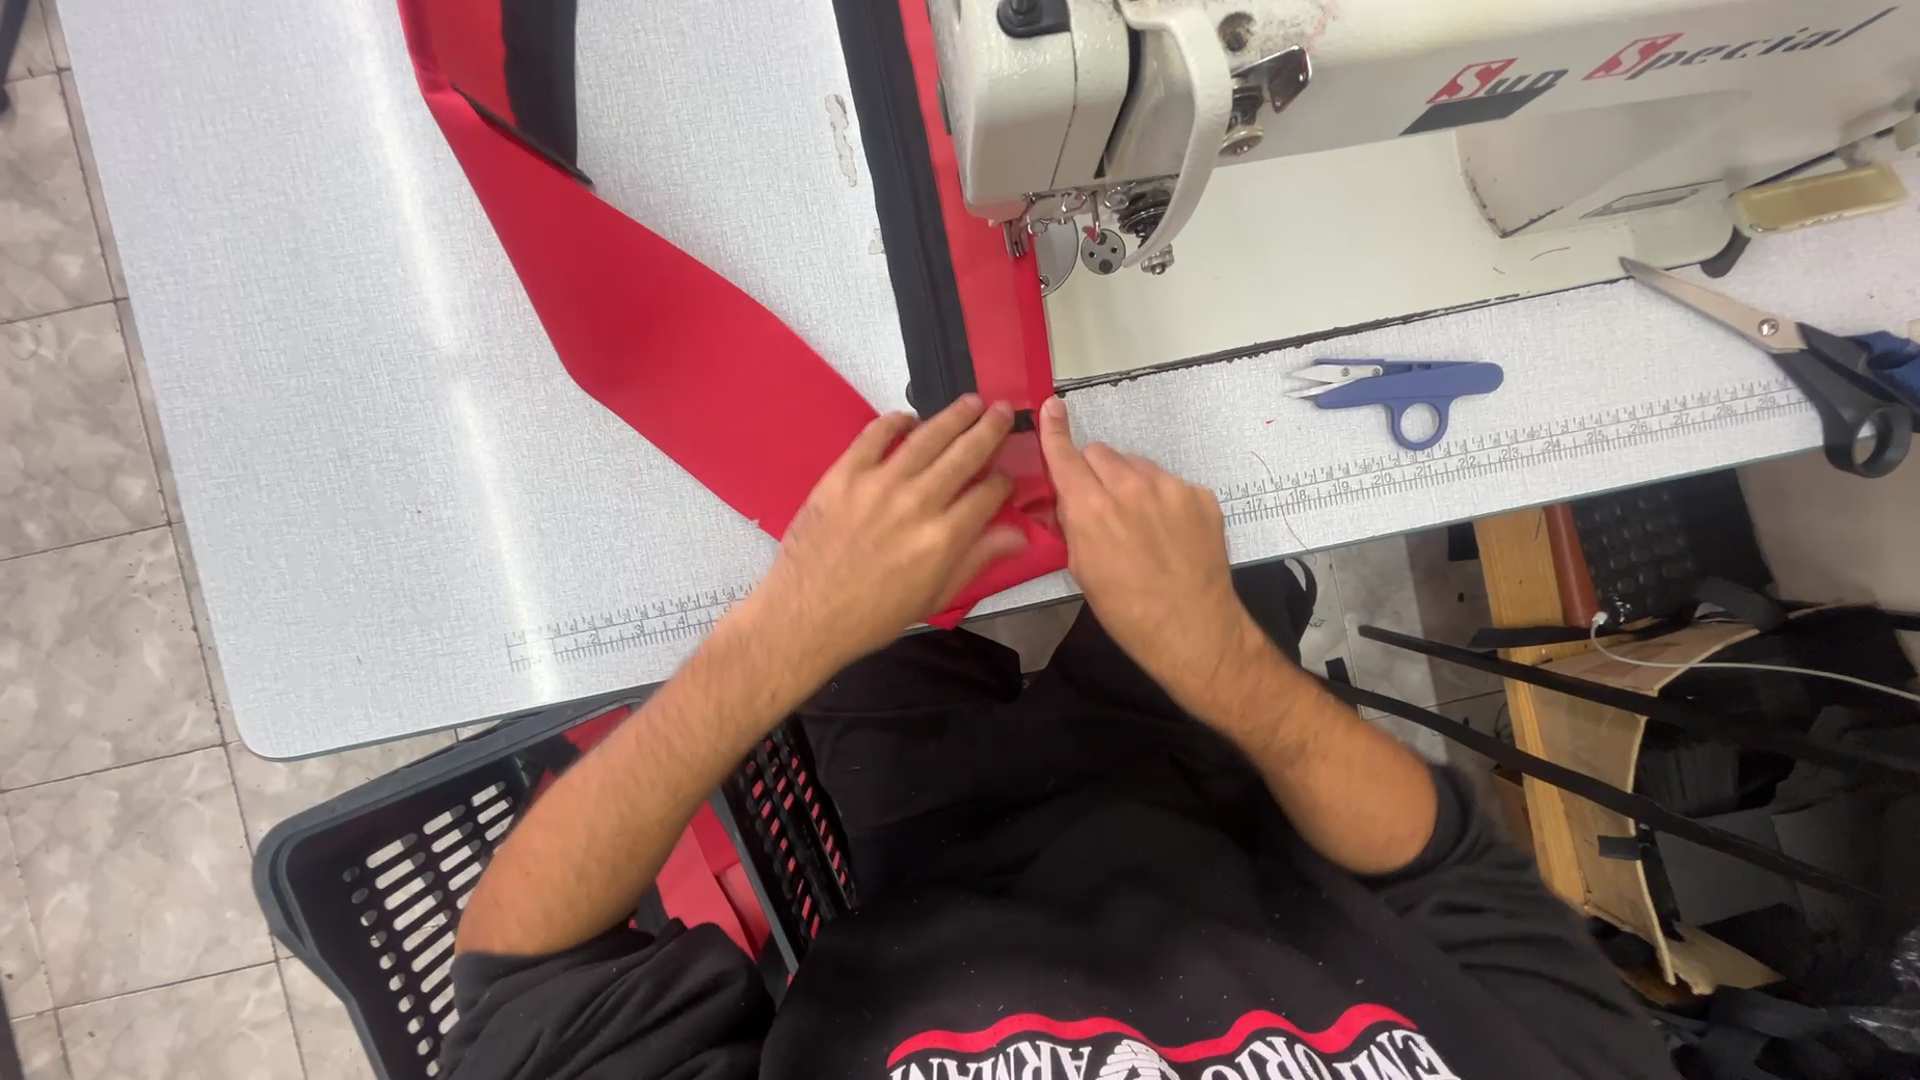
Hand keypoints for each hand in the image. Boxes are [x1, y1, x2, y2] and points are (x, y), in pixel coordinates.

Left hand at [741, 395, 1027, 676]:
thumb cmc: (872, 614)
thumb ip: (977, 560)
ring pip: (927, 436)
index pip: (988, 495)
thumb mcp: (935, 597)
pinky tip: (909, 417)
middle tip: (1003, 411)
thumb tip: (1017, 535)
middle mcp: (917, 503)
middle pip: (965, 454)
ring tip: (971, 402)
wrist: (807, 615)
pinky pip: (875, 435)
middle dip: (990, 430)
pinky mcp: (844, 475)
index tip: (1006, 477)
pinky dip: (895, 421)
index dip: (1003, 482)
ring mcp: (879, 484)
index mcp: (943, 538)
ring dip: (954, 416)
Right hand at [1037, 396, 1268, 708]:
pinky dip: (1162, 498)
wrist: (1193, 629)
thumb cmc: (1127, 611)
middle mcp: (1131, 488)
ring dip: (1128, 482)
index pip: (1066, 456)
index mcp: (1093, 509)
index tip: (1052, 408)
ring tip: (1139, 522)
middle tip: (1099, 504)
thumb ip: (1073, 525)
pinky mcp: (1201, 496)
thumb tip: (1069, 501)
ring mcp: (1171, 489)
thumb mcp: (1082, 570)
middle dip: (1092, 472)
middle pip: (1101, 453)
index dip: (1054, 431)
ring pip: (1136, 465)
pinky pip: (1170, 483)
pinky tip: (1169, 532)